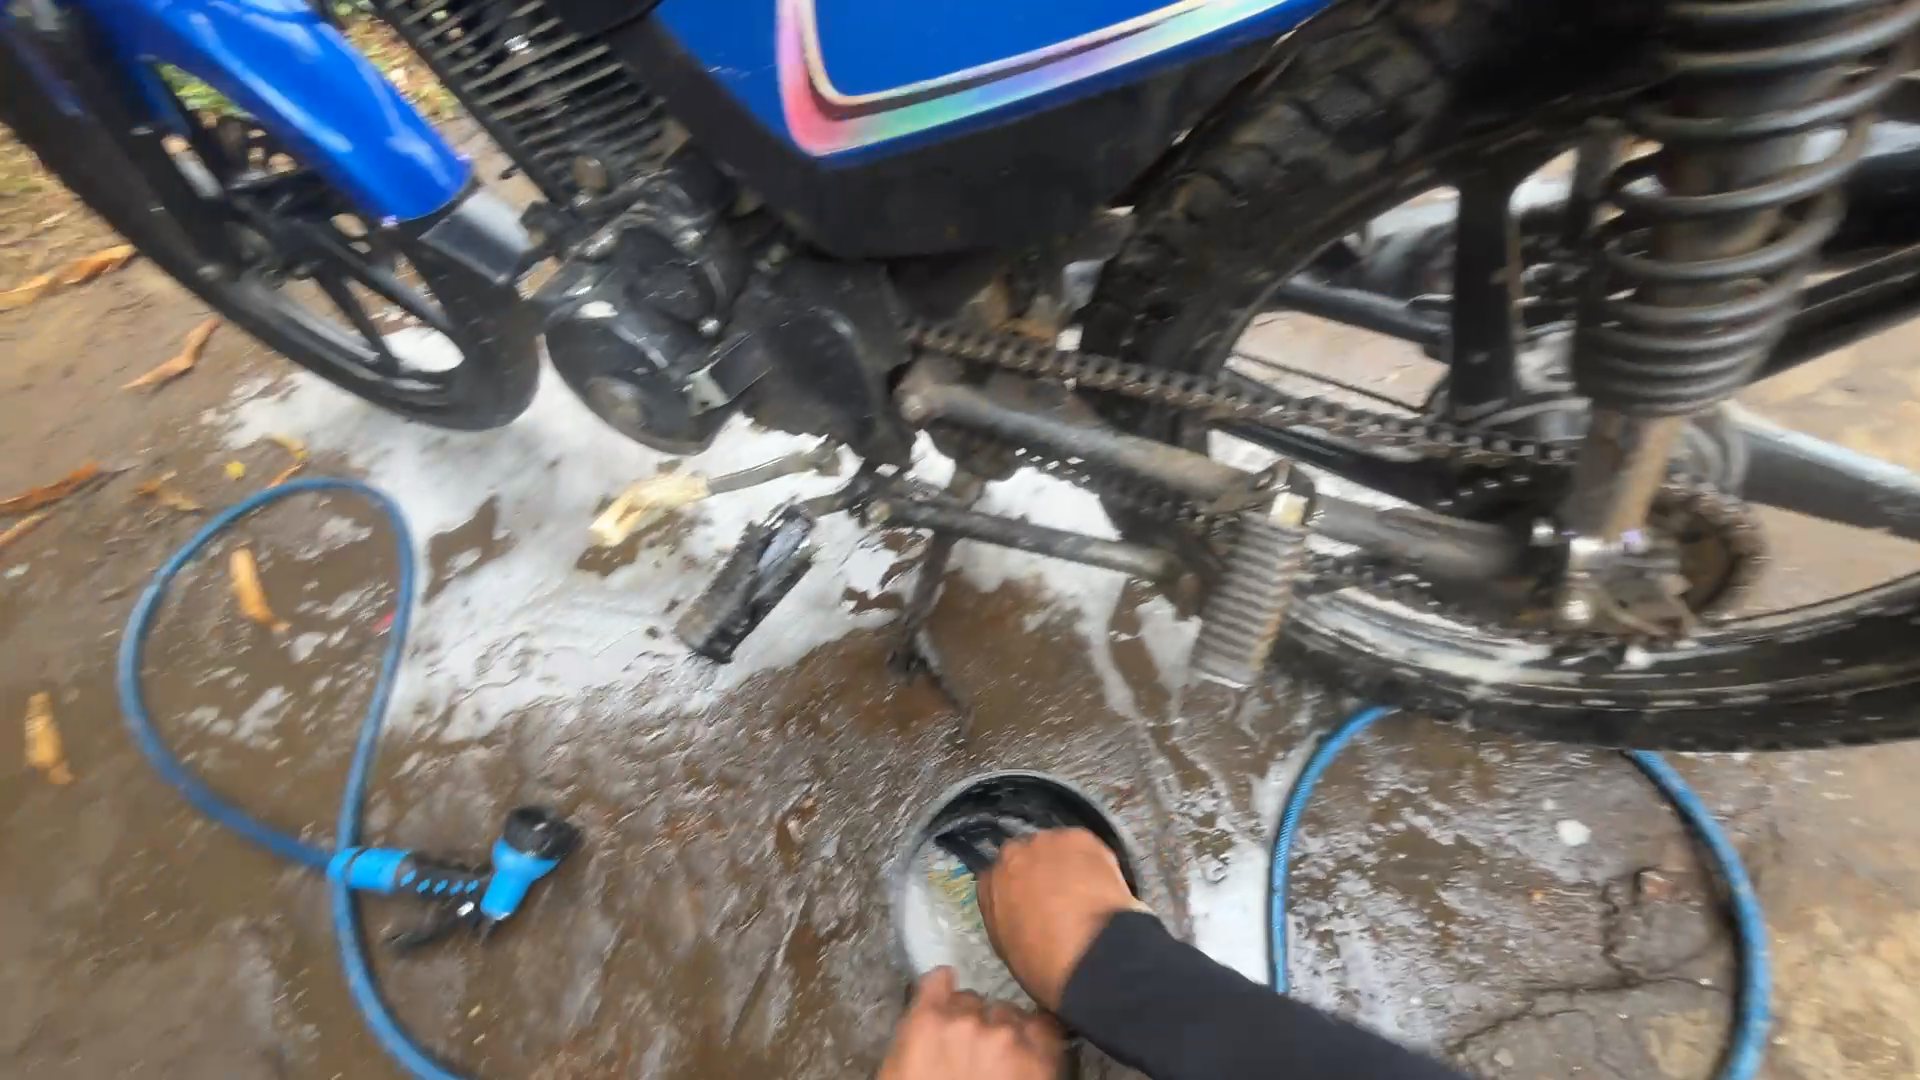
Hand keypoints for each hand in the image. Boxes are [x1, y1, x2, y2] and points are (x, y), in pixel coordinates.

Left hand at [878, 968, 1064, 1079]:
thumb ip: (1032, 1071)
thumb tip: (1030, 1058)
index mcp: (1033, 1064)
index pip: (1044, 1026)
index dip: (1030, 1033)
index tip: (1020, 1044)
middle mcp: (1004, 1034)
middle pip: (1004, 1012)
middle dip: (993, 1030)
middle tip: (978, 1056)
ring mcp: (963, 1022)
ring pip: (970, 1000)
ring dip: (965, 1017)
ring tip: (951, 1043)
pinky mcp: (926, 1018)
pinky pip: (936, 982)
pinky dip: (940, 984)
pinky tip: (941, 989)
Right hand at [976, 827, 1150, 1010]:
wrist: (1090, 956)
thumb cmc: (1046, 966)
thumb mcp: (1009, 948)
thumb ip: (1005, 916)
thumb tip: (1016, 908)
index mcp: (990, 884)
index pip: (999, 876)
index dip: (1019, 887)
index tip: (1033, 900)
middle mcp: (1012, 854)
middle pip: (1025, 855)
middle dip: (1039, 869)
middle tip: (1060, 895)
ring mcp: (1045, 841)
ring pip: (1055, 848)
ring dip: (1065, 863)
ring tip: (1085, 890)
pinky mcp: (1078, 837)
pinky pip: (1083, 846)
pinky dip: (1091, 860)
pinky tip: (1100, 883)